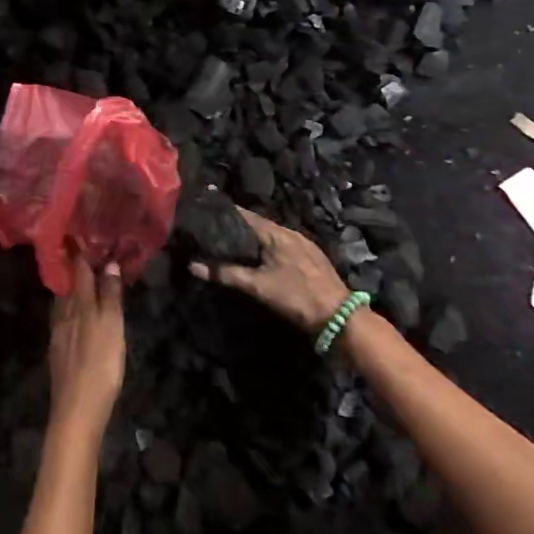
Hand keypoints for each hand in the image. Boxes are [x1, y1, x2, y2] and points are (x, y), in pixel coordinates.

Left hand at [47, 258, 124, 429]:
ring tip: (82, 276)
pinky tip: (75, 310)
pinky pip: (63, 315)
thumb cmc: (100, 365)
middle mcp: (63, 311)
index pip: (77, 269)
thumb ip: (109, 296)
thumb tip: (110, 264)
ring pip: (64, 299)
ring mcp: (58, 331)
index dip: (82, 251)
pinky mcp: (58, 348)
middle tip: (87, 250)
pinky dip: (71, 304)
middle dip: (76, 266)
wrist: (76, 410)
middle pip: (68, 282)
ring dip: (72, 285)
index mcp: (77, 303)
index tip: (86, 233)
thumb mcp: (111, 327)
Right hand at [188, 207, 351, 332]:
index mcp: (275, 232)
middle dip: (234, 227)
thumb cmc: (297, 296)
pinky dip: (265, 248)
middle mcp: (289, 232)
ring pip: (269, 235)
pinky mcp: (310, 258)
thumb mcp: (257, 286)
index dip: (222, 213)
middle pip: (256, 224)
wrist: (342, 319)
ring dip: (250, 238)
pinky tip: (257, 258)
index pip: (242, 214)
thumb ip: (224, 273)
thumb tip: (191, 264)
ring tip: (229, 243)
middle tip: (210, 231)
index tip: (202, 213)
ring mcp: (303, 244)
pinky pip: (280, 245)